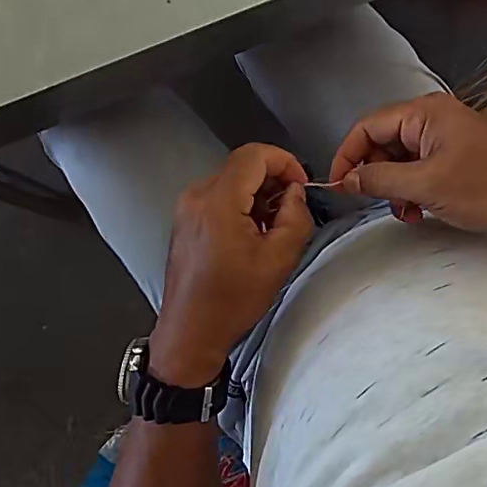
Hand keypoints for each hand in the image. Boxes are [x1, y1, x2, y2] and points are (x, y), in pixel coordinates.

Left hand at [150, 143, 312, 386]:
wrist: (192, 331)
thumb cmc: (230, 302)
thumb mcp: (279, 258)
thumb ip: (296, 216)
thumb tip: (296, 194)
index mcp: (218, 203)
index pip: (254, 155)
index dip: (284, 162)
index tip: (300, 183)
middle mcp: (197, 198)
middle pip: (243, 165)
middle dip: (274, 180)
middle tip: (292, 208)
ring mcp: (187, 208)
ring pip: (232, 180)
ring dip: (259, 194)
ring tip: (273, 227)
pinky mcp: (186, 220)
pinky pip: (219, 197)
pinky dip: (241, 205)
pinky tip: (253, 234)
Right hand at [327, 92, 486, 236]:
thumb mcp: (426, 186)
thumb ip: (380, 179)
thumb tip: (347, 179)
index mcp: (425, 112)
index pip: (367, 126)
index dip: (347, 156)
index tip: (338, 186)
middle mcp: (434, 117)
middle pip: (383, 142)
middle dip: (376, 175)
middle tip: (381, 203)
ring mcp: (447, 136)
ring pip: (401, 159)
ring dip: (396, 187)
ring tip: (407, 211)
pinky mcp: (458, 155)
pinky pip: (421, 168)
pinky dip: (414, 189)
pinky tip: (421, 210)